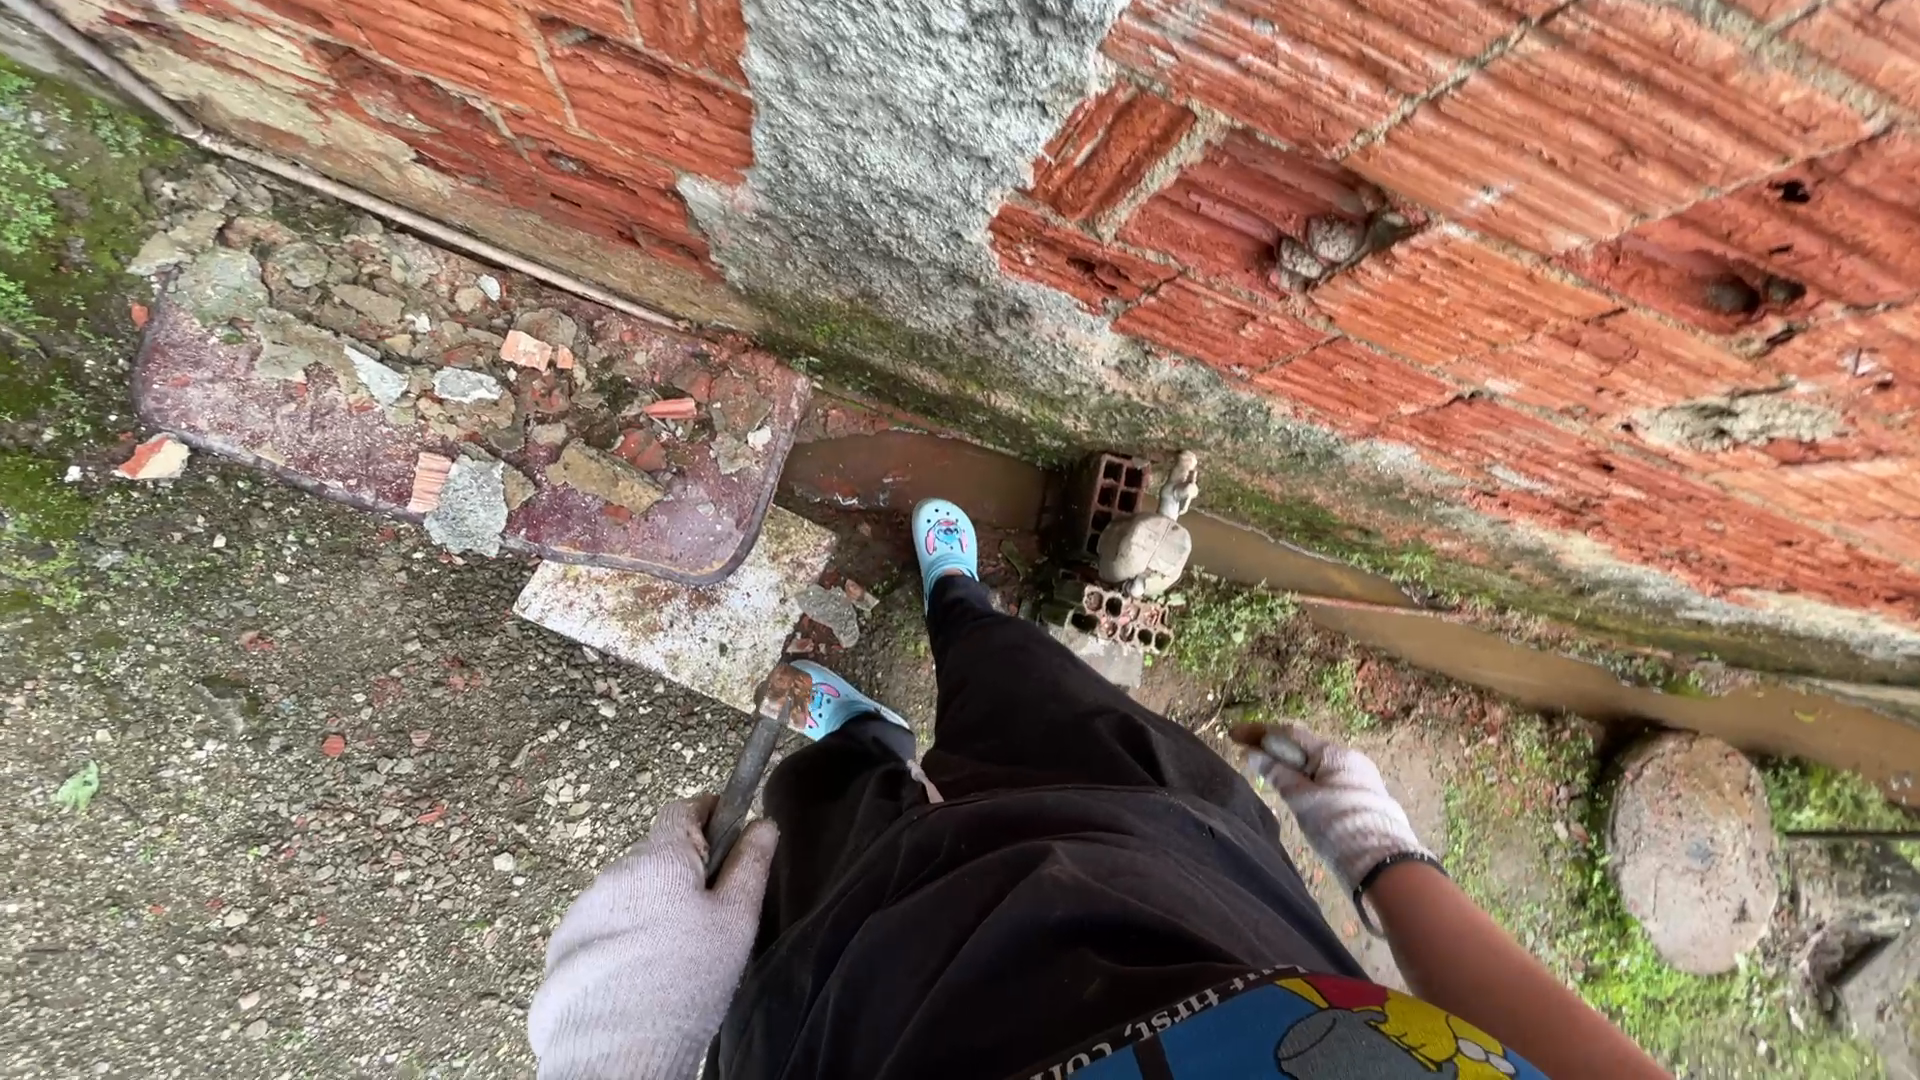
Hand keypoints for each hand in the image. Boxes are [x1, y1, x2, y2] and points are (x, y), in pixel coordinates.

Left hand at [529, 796, 777, 1078]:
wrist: (616, 1056)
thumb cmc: (687, 978)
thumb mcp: (736, 919)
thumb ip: (751, 863)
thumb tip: (763, 823)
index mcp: (660, 858)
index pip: (683, 808)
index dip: (708, 815)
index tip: (724, 838)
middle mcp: (615, 873)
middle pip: (657, 854)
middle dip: (680, 872)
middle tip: (705, 914)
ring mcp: (582, 911)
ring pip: (629, 891)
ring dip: (649, 904)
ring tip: (669, 952)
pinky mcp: (560, 948)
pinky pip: (602, 925)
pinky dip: (622, 935)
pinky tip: (637, 972)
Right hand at [1241, 724, 1430, 892]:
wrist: (1385, 867)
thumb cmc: (1339, 827)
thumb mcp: (1301, 799)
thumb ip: (1276, 773)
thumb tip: (1251, 754)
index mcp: (1335, 754)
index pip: (1290, 734)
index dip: (1259, 733)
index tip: (1233, 735)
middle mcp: (1349, 760)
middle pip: (1303, 747)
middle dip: (1272, 747)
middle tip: (1244, 751)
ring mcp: (1357, 780)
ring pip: (1314, 765)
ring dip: (1286, 764)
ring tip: (1262, 768)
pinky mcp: (1361, 800)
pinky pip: (1324, 779)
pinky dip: (1302, 778)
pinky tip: (1290, 786)